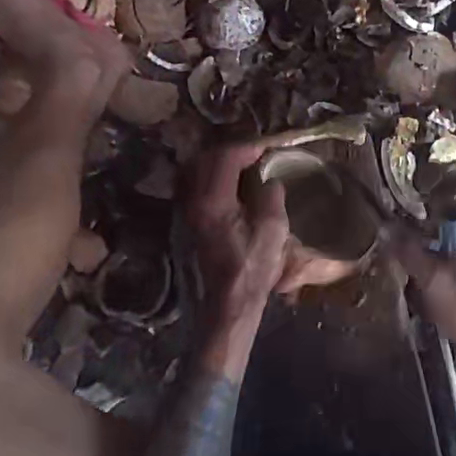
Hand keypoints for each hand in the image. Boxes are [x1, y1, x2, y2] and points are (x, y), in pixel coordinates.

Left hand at [185, 140, 288, 326]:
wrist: (225, 308)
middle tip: (254, 155)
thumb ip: (271, 196)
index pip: (225, 157)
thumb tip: (268, 179)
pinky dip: (209, 179)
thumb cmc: (252, 270)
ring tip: (241, 168)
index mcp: (212, 201)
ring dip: (217, 164)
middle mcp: (190, 202)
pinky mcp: (182, 225)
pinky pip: (191, 189)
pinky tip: (228, 188)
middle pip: (204, 160)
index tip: (266, 148)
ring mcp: (182, 213)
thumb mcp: (273, 230)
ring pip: (194, 172)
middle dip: (231, 152)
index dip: (247, 148)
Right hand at [387, 190, 455, 362]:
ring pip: (449, 236)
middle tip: (396, 226)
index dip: (423, 200)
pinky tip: (419, 263)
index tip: (400, 204)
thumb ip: (408, 251)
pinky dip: (437, 253)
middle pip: (448, 218)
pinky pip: (453, 250)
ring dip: (428, 240)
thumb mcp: (431, 279)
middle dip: (423, 222)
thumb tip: (384, 228)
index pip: (449, 201)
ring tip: (402, 243)